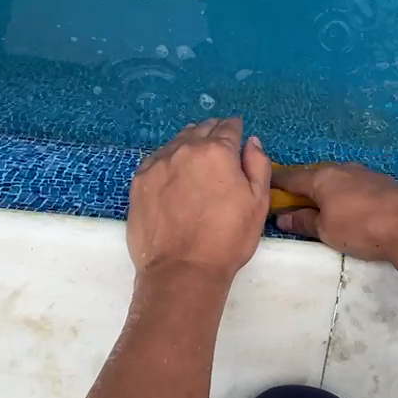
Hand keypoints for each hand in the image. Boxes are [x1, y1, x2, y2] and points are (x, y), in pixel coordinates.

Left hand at [127, 118, 271, 281]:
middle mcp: (186, 149)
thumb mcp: (258, 203)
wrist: (181, 270)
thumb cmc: (227, 239)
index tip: (237, 133)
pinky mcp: (139, 180)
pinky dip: (168, 158)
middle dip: (213, 133)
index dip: (235, 129)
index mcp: (218, 151)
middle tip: (219, 143)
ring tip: (196, 155)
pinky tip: (173, 171)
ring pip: (177, 141)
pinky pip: (157, 158)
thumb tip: (251, 142)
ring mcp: (158, 164)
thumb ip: (258, 166)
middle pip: (201, 130)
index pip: (229, 127)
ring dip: (190, 143)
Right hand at [270, 162, 397, 262]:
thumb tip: (283, 217)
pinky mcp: (384, 183)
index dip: (277, 182)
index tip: (266, 186)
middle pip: (316, 175)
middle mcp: (342, 169)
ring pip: (338, 178)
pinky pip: (356, 185)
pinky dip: (346, 193)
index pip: (291, 176)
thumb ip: (304, 222)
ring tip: (323, 205)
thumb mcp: (326, 230)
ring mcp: (365, 173)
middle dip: (304, 186)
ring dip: (327, 189)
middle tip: (295, 201)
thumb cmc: (361, 227)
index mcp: (322, 177)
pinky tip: (350, 206)